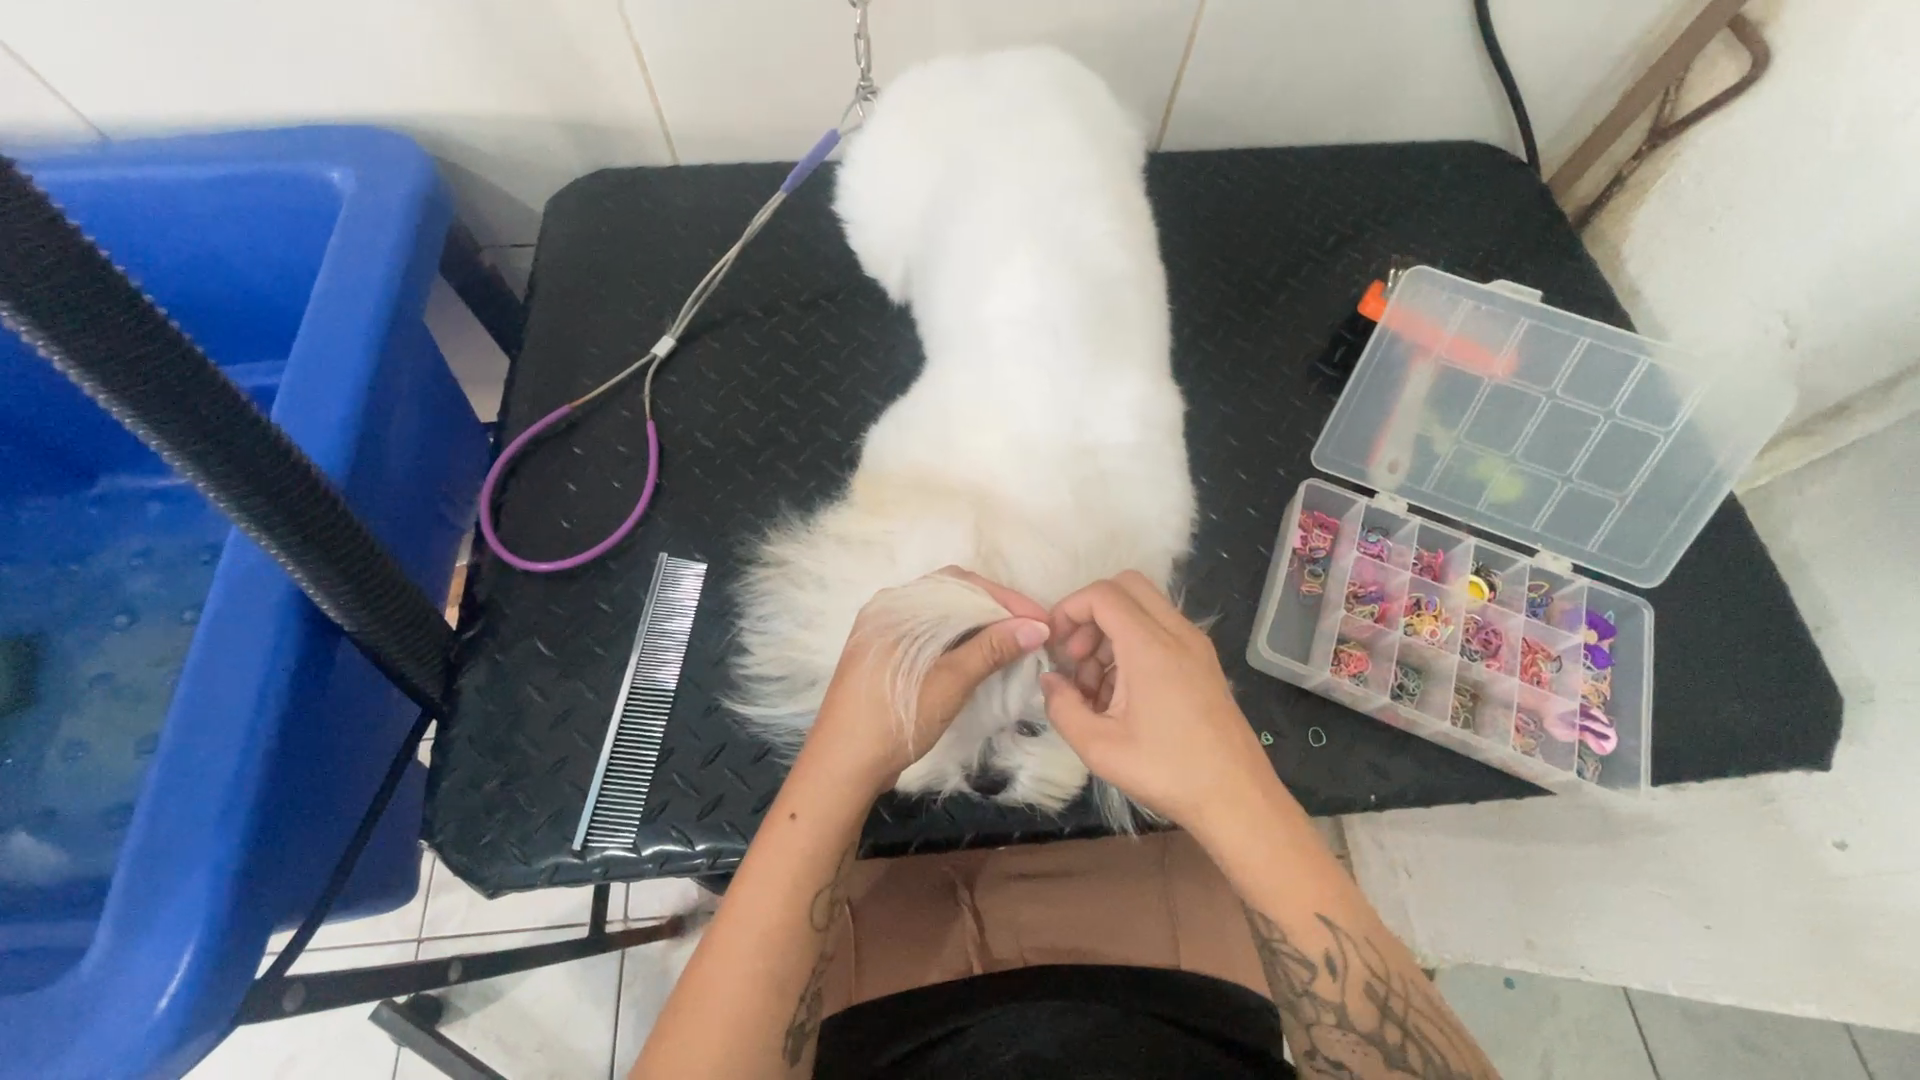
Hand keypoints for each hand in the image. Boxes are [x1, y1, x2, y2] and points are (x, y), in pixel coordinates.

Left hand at [804, 568, 1049, 795]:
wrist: (841, 768)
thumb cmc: (894, 719)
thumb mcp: (949, 682)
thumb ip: (992, 649)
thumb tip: (1038, 627)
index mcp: (897, 606)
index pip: (963, 584)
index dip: (1007, 600)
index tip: (1043, 622)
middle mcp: (888, 610)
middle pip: (953, 595)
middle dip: (997, 609)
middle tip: (1033, 630)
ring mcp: (885, 633)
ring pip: (943, 616)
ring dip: (980, 625)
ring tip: (1015, 642)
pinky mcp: (886, 657)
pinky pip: (931, 634)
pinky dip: (961, 640)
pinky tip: (982, 655)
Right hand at [1040, 571, 1281, 835]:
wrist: (1237, 798)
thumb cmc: (1167, 772)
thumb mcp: (1099, 747)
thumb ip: (1062, 707)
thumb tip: (1050, 681)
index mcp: (1151, 647)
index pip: (1102, 594)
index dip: (1069, 609)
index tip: (1054, 646)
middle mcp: (1178, 633)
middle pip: (1126, 586)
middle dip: (1091, 613)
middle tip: (1077, 659)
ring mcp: (1196, 646)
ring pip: (1144, 608)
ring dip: (1111, 632)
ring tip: (1096, 688)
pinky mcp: (1204, 662)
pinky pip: (1161, 631)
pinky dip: (1133, 645)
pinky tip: (1122, 696)